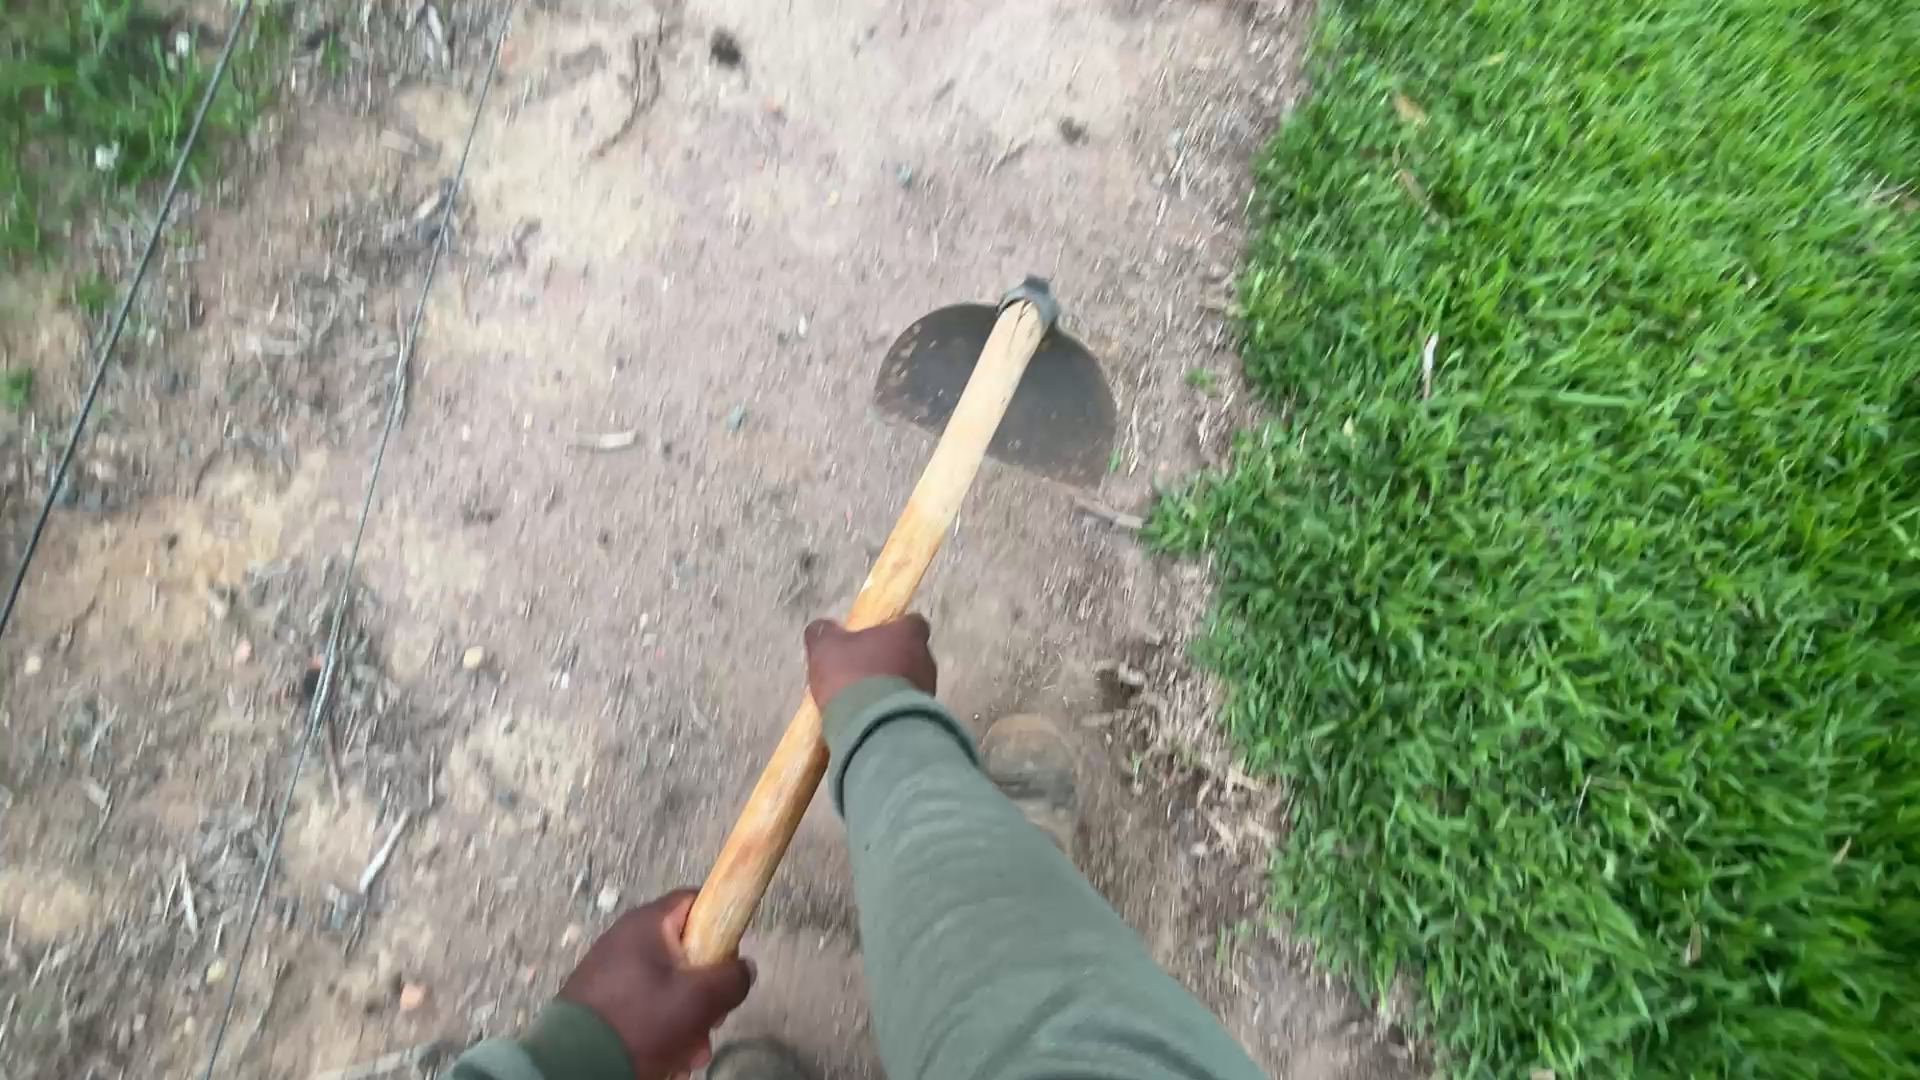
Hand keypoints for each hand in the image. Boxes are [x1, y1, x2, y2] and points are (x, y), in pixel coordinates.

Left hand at [558, 889, 753, 1079]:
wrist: (565, 1072)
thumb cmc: (639, 1022)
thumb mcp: (698, 1000)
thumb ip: (732, 979)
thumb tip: (743, 969)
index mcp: (648, 923)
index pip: (697, 901)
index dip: (722, 926)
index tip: (728, 963)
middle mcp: (626, 940)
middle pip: (684, 952)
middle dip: (703, 992)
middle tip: (710, 1024)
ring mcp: (608, 973)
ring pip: (664, 987)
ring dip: (684, 1021)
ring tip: (688, 1057)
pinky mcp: (596, 1005)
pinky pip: (641, 1009)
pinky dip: (657, 1033)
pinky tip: (664, 1064)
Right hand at [804, 615, 936, 707]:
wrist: (874, 726)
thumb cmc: (852, 676)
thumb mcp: (826, 648)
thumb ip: (824, 632)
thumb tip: (821, 626)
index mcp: (908, 634)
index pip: (913, 622)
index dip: (895, 628)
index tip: (876, 637)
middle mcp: (925, 658)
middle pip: (911, 652)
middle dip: (891, 659)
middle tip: (865, 669)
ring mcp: (928, 688)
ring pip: (911, 680)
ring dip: (892, 686)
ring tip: (866, 698)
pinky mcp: (924, 715)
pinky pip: (907, 705)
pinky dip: (893, 708)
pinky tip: (872, 716)